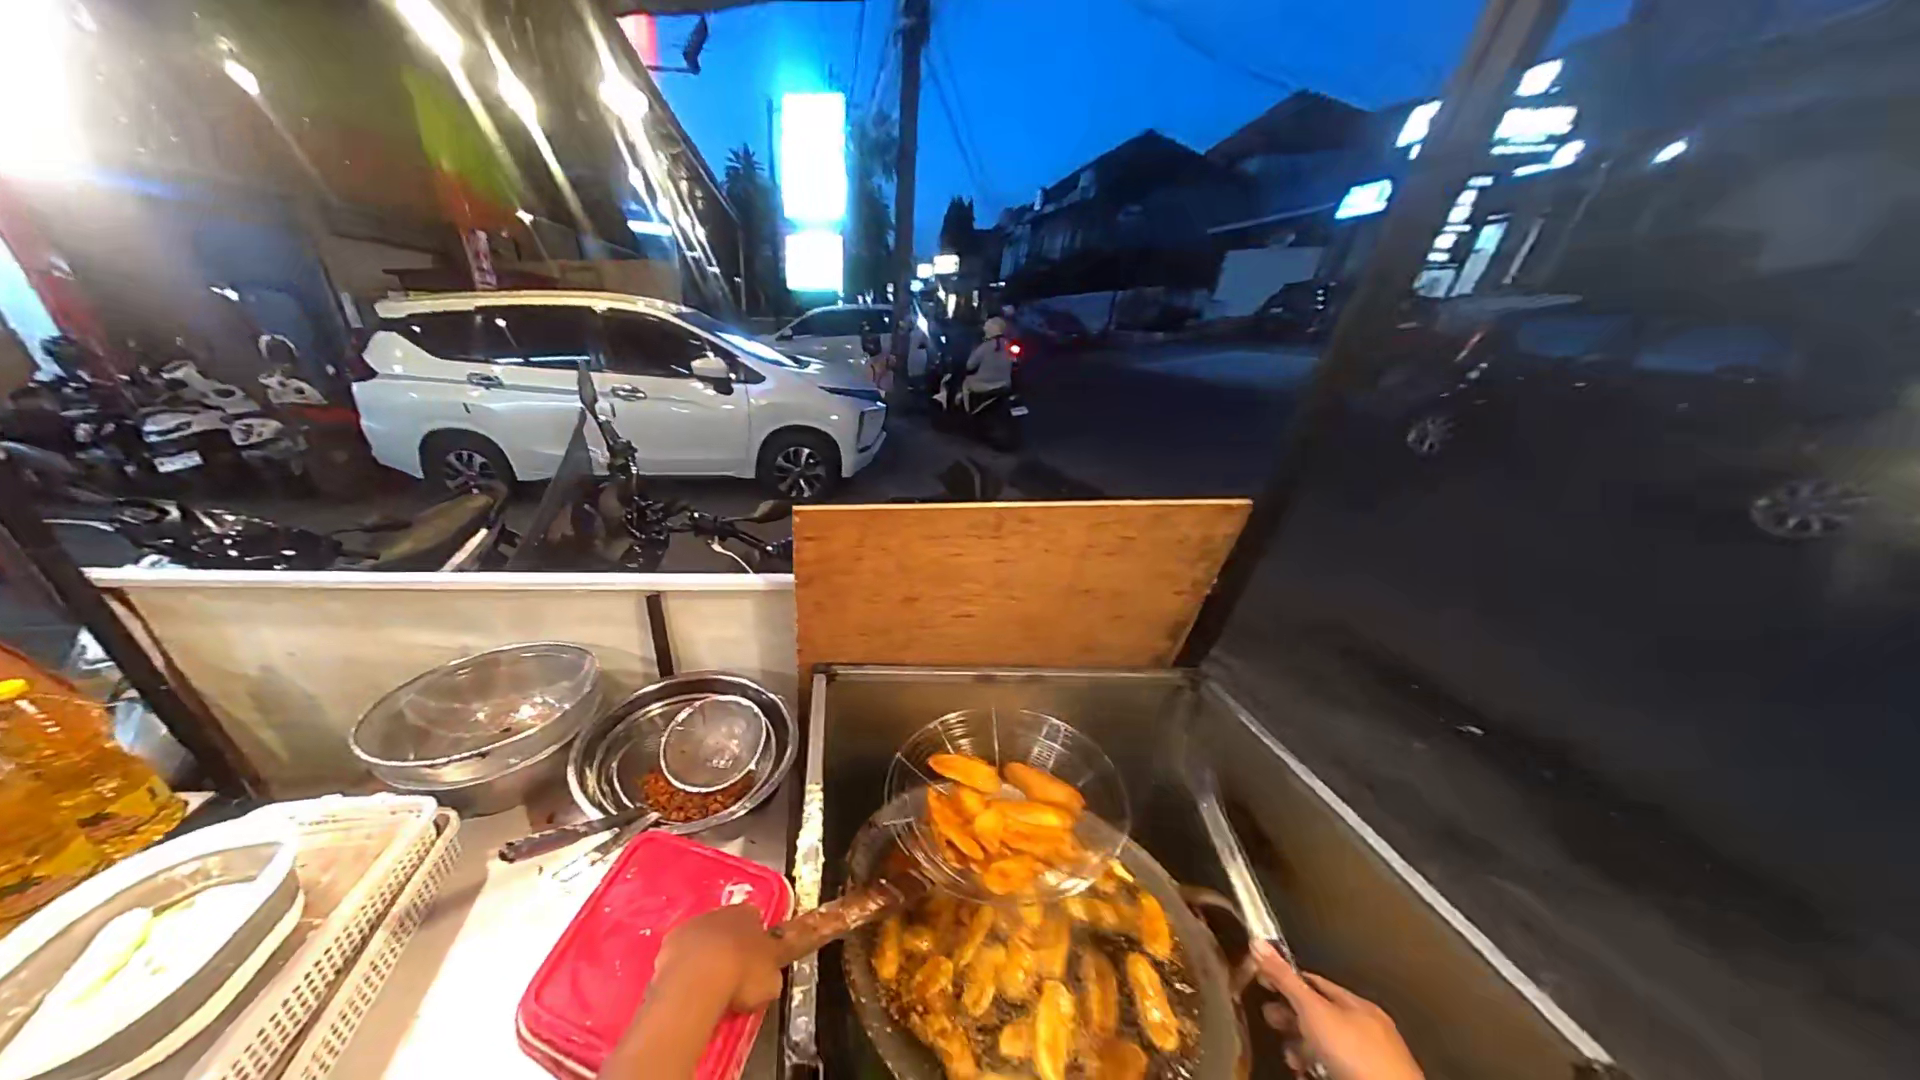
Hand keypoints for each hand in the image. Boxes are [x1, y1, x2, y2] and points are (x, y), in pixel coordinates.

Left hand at [654, 904, 784, 1013]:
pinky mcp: (667, 946)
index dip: (756, 939)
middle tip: (733, 975)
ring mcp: (691, 927)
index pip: (756, 919)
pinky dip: (684, 968)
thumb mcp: (774, 974)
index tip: (757, 961)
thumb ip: (776, 965)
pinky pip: (680, 956)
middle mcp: (720, 912)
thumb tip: (777, 964)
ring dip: (705, 955)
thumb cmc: (742, 974)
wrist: (695, 984)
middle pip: (727, 927)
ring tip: (708, 987)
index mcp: (749, 914)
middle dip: (730, 945)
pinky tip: (686, 989)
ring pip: (702, 940)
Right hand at [1251, 940, 1423, 1079]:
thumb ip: (1285, 979)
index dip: (1286, 980)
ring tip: (1291, 1059)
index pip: (1314, 982)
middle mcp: (1367, 1029)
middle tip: (1271, 1023)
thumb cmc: (1356, 1054)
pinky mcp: (1366, 1079)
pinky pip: (1335, 1067)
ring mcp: (1370, 1059)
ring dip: (1303, 1048)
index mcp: (1357, 1005)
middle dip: (1291, 1019)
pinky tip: (1306, 1073)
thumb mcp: (1313, 1010)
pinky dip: (1317, 1068)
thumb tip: (1259, 943)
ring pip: (1327, 1046)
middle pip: (1319, 1016)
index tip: (1264, 983)